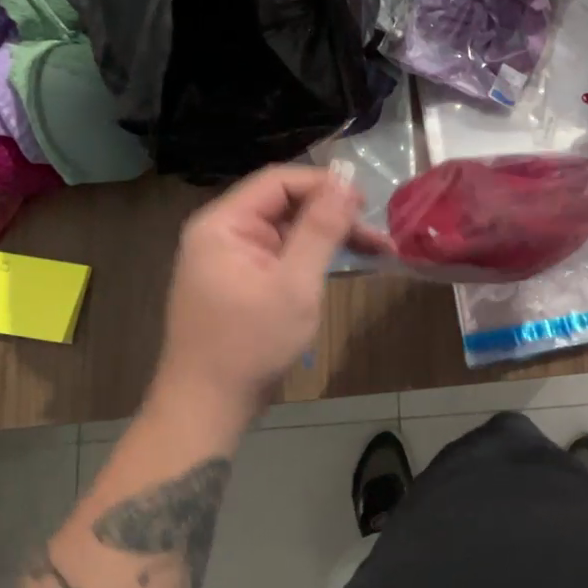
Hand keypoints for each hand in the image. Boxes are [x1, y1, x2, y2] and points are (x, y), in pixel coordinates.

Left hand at [151, 165, 391, 428]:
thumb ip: (320, 229)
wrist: (208, 406)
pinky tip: (347, 266)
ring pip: (289, 231)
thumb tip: (345, 182)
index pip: (279, 182)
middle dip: (333, 214)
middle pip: (285, 205)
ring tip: (376, 250)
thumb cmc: (249, 343)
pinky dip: (314, 258)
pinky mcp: (243, 283)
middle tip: (379, 234)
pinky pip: (283, 256)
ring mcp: (231, 260)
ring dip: (330, 237)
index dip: (325, 185)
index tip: (366, 202)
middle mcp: (223, 234)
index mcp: (224, 225)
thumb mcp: (294, 284)